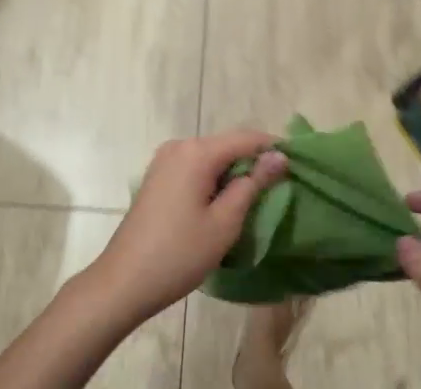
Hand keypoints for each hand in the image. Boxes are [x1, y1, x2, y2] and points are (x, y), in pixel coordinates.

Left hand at [87, 130, 289, 319]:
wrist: (124, 282)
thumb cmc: (179, 253)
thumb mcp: (225, 222)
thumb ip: (253, 184)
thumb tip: (279, 156)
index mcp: (196, 152)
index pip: (245, 138)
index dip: (272, 148)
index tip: (296, 165)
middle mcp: (179, 146)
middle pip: (227, 146)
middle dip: (252, 163)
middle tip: (276, 191)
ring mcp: (164, 161)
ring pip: (211, 158)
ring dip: (232, 174)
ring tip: (252, 202)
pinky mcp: (157, 178)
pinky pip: (194, 168)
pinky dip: (213, 181)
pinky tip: (221, 206)